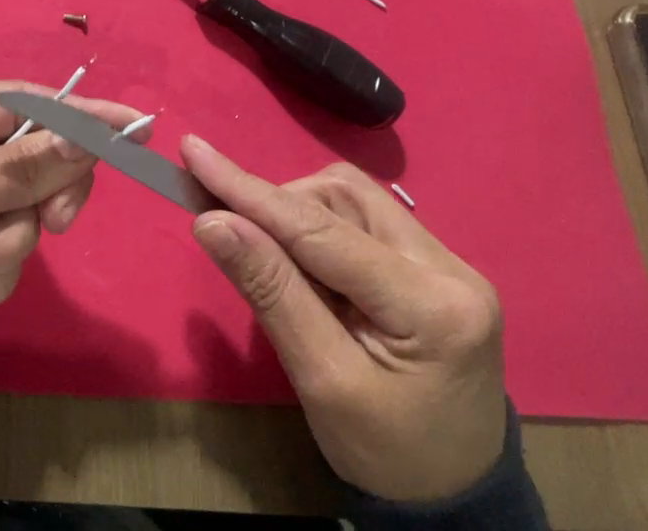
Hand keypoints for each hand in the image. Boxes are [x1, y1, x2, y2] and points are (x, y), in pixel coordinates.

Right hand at [182, 136, 506, 502]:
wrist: (453, 496)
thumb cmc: (385, 451)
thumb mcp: (321, 379)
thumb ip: (270, 292)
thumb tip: (211, 221)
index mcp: (432, 305)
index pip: (322, 229)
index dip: (250, 190)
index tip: (193, 153)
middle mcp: (450, 268)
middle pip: (344, 197)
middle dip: (278, 205)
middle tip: (230, 232)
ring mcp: (449, 265)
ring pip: (354, 201)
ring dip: (299, 216)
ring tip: (275, 263)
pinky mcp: (436, 270)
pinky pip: (365, 223)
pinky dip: (320, 232)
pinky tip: (306, 270)